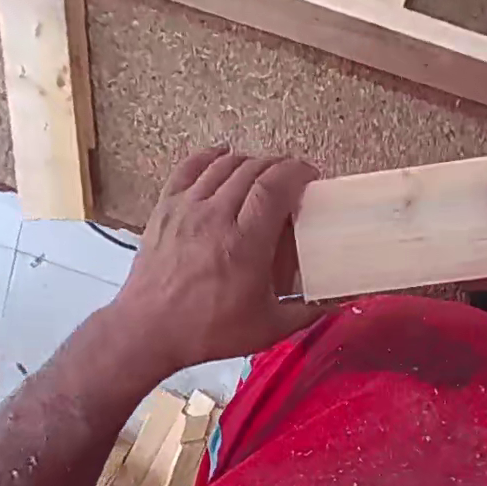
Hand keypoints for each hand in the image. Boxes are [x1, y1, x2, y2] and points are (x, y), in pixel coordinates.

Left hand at [105, 149, 324, 377]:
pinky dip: (209, 156)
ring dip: (250, 161)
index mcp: (245, 243)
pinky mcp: (165, 210)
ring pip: (223, 165)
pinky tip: (223, 155)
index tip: (311, 175)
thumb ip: (309, 311)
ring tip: (265, 171)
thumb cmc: (209, 330)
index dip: (296, 171)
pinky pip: (188, 168)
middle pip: (252, 169)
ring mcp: (187, 210)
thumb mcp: (270, 327)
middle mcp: (216, 217)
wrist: (147, 331)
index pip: (273, 186)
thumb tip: (339, 302)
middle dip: (279, 165)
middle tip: (294, 176)